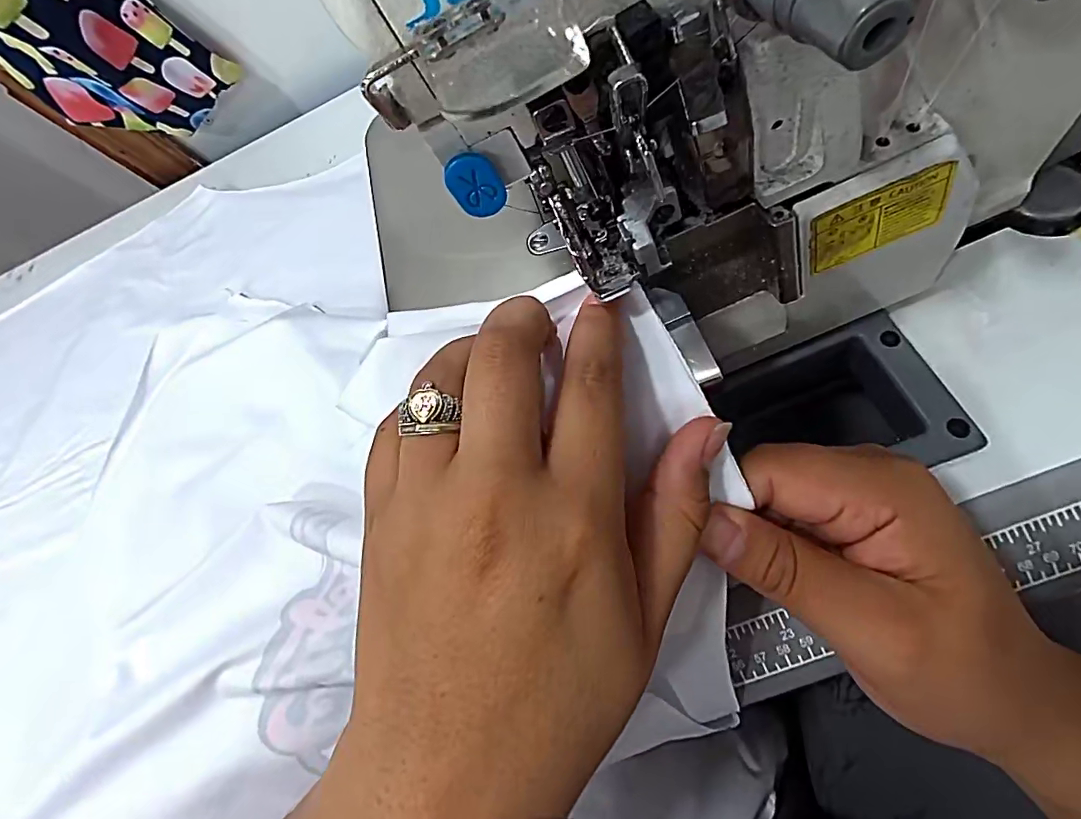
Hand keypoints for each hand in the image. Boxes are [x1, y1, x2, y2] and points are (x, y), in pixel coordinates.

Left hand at [304, 296, 731, 818]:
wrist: (445, 770)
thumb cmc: (553, 703)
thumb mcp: (644, 619)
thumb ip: (678, 514)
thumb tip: (700, 436)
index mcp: (573, 519)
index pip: (589, 389)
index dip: (598, 334)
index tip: (598, 310)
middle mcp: (495, 495)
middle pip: (502, 357)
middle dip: (524, 319)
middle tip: (539, 319)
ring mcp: (427, 501)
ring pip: (438, 377)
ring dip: (470, 349)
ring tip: (492, 359)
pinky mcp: (381, 516)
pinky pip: (394, 425)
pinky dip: (423, 401)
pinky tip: (447, 416)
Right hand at [698, 444, 1061, 757]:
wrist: (1016, 697)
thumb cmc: (961, 672)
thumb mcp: (871, 630)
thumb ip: (788, 570)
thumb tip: (711, 523)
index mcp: (884, 487)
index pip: (773, 467)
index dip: (729, 502)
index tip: (704, 548)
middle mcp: (872, 471)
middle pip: (771, 472)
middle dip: (740, 518)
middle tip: (731, 574)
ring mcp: (864, 487)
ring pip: (775, 488)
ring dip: (755, 530)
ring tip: (756, 578)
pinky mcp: (855, 509)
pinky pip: (792, 506)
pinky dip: (774, 538)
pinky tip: (779, 572)